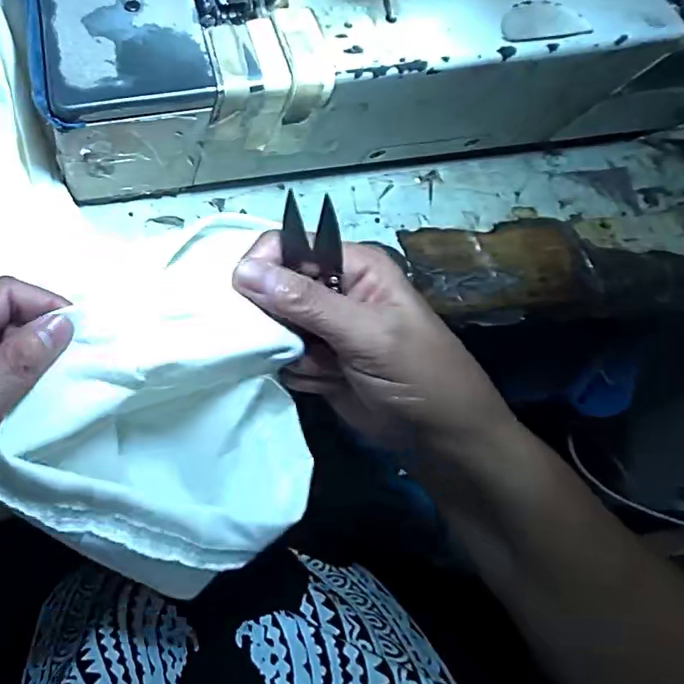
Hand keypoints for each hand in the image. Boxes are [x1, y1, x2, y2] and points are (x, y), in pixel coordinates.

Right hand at [232, 233, 513, 453]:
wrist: (441, 437)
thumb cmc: (418, 373)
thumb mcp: (366, 333)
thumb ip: (305, 302)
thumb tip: (243, 270)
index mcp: (351, 265)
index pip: (289, 245)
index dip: (263, 263)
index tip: (243, 293)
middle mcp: (331, 288)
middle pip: (273, 285)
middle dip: (272, 314)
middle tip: (293, 339)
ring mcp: (320, 326)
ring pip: (272, 323)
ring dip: (285, 347)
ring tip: (321, 366)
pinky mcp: (313, 358)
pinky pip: (280, 355)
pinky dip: (293, 370)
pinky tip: (324, 382)